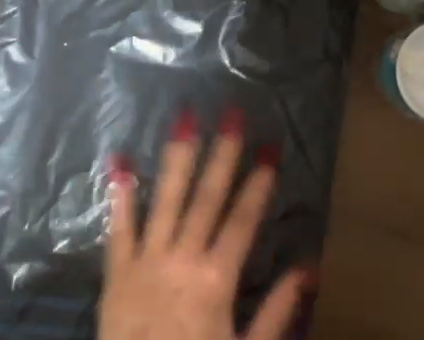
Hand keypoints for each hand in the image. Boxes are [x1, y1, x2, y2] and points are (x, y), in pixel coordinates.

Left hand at [101, 110, 310, 339]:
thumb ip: (277, 310)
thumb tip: (309, 266)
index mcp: (217, 279)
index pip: (243, 219)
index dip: (258, 182)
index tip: (270, 146)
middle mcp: (182, 260)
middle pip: (206, 199)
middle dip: (221, 154)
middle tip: (232, 112)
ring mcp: (146, 263)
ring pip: (165, 201)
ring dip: (177, 159)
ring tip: (185, 119)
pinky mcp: (115, 275)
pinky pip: (118, 230)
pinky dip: (119, 195)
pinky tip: (121, 161)